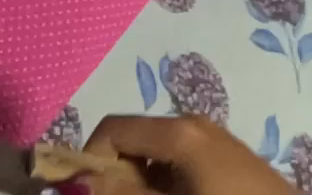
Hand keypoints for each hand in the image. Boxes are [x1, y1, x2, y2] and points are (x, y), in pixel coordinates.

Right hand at [81, 115, 294, 194]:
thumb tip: (79, 182)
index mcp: (177, 131)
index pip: (113, 128)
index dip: (91, 158)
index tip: (87, 193)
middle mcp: (193, 124)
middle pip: (135, 140)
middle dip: (120, 175)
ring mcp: (215, 140)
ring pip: (158, 155)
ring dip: (144, 183)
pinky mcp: (232, 161)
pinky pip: (182, 164)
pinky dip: (168, 184)